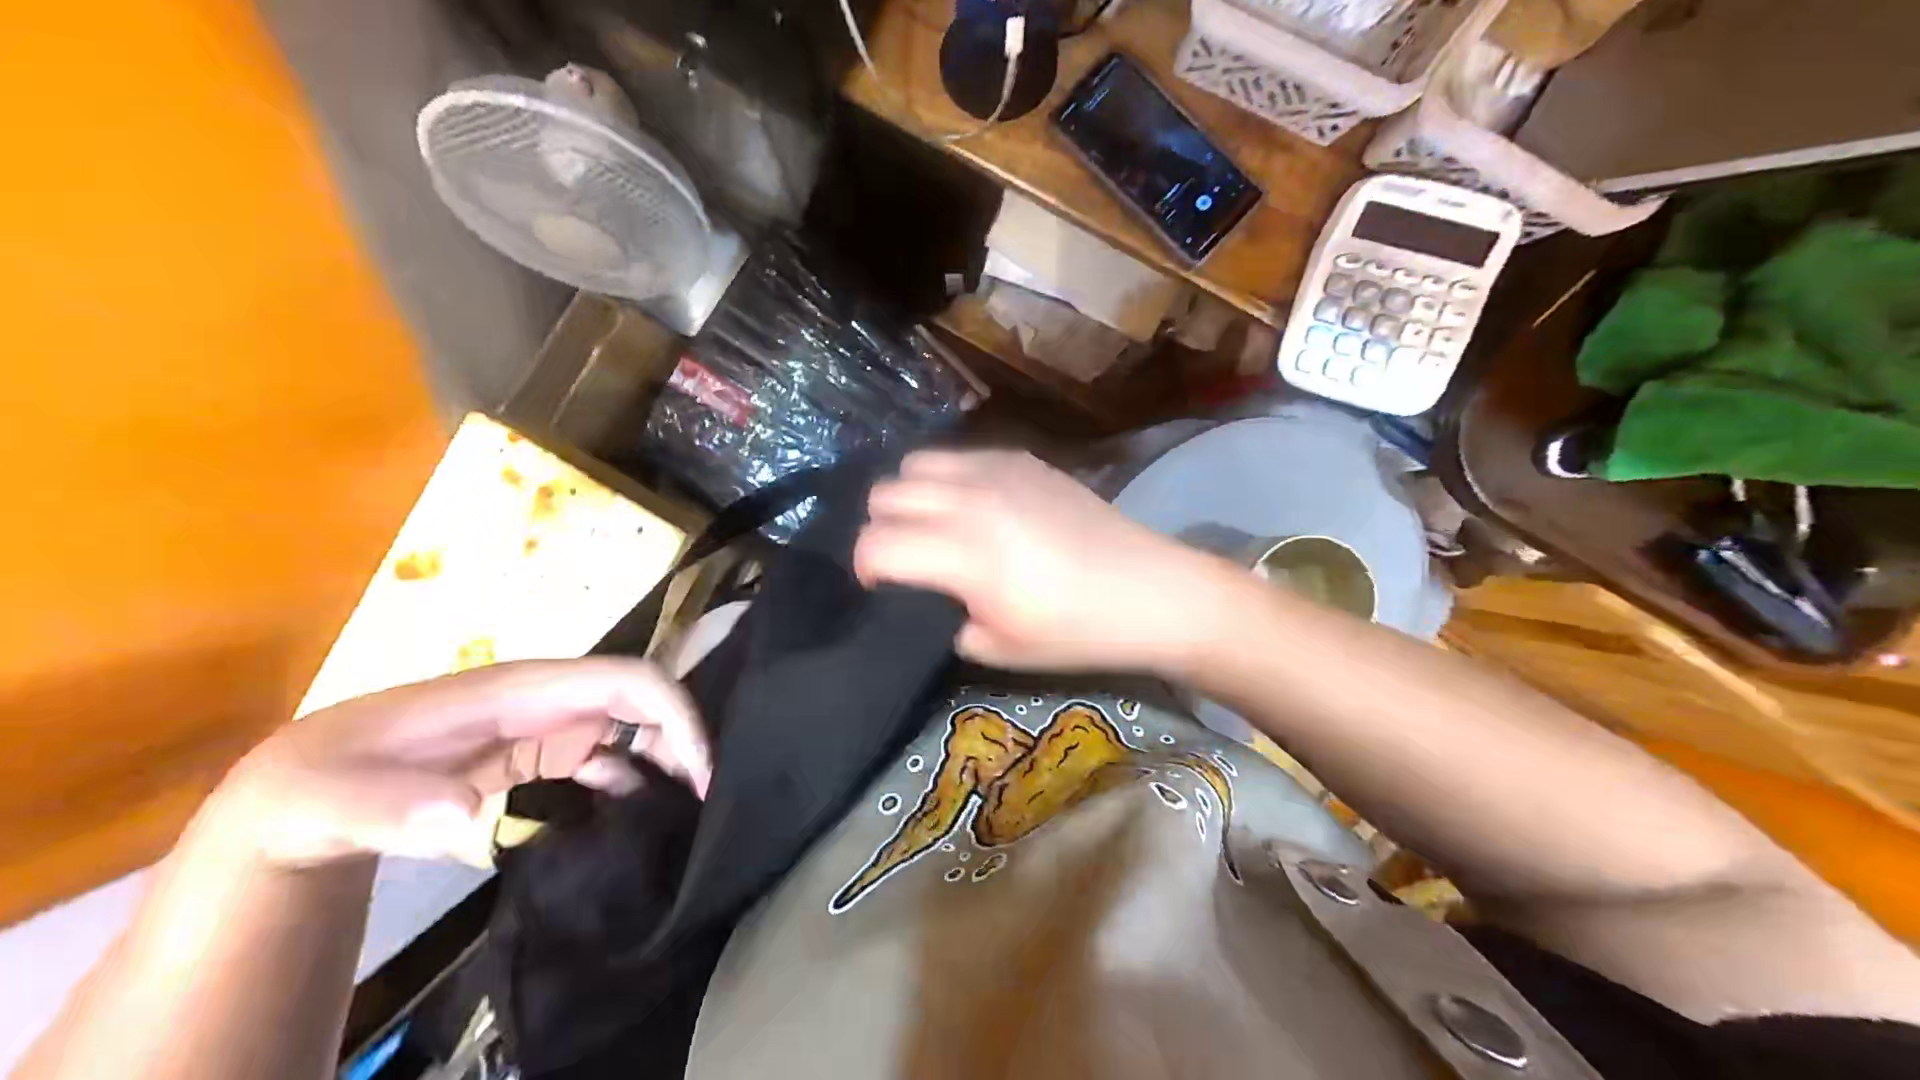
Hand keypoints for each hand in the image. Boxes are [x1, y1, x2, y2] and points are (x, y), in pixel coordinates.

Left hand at [199, 658, 711, 866]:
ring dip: (666, 764)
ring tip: (680, 819)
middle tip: (704, 805)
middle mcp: (549, 701)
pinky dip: (633, 786)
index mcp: (524, 692)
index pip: (626, 680)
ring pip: (634, 729)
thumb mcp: (331, 800)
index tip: (702, 772)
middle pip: (644, 701)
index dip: (677, 712)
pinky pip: (607, 762)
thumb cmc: (318, 785)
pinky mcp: (538, 757)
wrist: (299, 797)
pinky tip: (634, 825)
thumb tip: (466, 814)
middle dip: (685, 741)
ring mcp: (545, 728)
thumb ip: (391, 806)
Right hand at [854, 449, 1242, 673]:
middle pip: (884, 495)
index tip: (879, 587)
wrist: (1151, 590)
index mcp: (965, 555)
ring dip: (910, 496)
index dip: (864, 569)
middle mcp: (971, 500)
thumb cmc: (1077, 632)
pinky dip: (949, 479)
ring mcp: (998, 471)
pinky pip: (960, 455)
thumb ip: (945, 618)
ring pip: (915, 464)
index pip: (875, 545)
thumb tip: (929, 593)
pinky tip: (976, 507)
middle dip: (881, 529)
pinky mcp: (1023, 458)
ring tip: (934, 526)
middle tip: (907, 559)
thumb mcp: (999, 649)